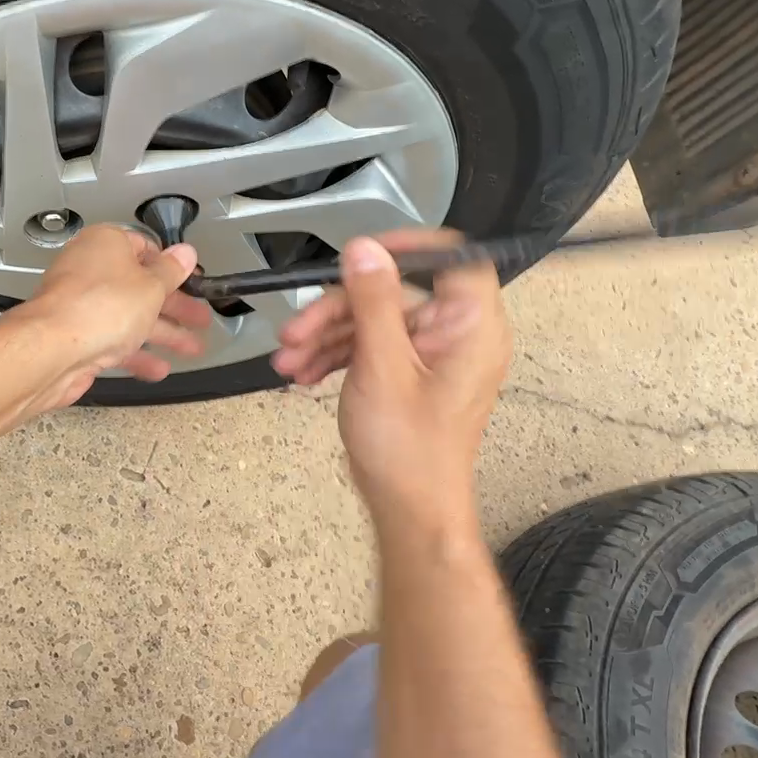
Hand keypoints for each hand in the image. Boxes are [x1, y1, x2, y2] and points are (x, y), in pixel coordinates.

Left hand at [9, 224, 211, 408]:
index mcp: (104, 245)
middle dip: (172, 305)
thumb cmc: (95, 308)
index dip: (169, 266)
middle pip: (139, 286)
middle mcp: (88, 271)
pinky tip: (155, 367)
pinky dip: (135, 354)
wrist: (54, 351)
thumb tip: (184, 254)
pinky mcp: (76, 337)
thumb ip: (171, 271)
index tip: (190, 279)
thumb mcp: (151, 286)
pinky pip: (112, 342)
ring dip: (161, 333)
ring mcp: (80, 305)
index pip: (143, 247)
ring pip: (128, 317)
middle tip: (197, 317)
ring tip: (189, 347)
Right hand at [273, 230, 510, 515]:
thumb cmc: (408, 449)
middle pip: (390, 294)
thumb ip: (372, 302)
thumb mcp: (381, 367)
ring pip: (370, 321)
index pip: (451, 258)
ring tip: (287, 362)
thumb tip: (363, 248)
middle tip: (293, 332)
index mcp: (470, 326)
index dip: (405, 248)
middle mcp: (455, 333)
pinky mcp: (406, 373)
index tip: (355, 255)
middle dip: (335, 312)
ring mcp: (428, 354)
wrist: (408, 509)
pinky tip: (302, 374)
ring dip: (323, 338)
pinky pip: (367, 347)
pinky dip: (333, 356)